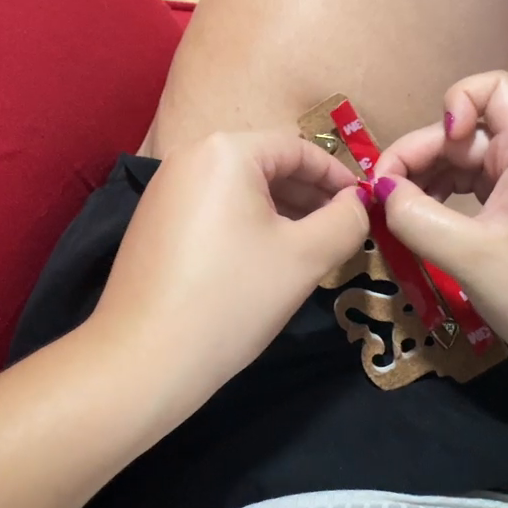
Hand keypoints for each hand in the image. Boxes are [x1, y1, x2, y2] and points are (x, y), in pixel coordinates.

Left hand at [88, 131, 369, 397]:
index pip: (297, 149)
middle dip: (309, 195)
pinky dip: (247, 223)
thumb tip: (359, 202)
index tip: (364, 206)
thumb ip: (345, 221)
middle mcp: (190, 156)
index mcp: (226, 151)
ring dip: (281, 211)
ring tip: (312, 249)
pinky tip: (265, 260)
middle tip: (343, 231)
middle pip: (266, 164)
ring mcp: (166, 187)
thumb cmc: (232, 298)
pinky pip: (214, 207)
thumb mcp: (303, 258)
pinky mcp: (154, 220)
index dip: (337, 176)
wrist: (143, 359)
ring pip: (240, 188)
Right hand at [372, 71, 507, 403]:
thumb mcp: (474, 260)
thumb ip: (418, 218)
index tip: (437, 147)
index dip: (456, 102)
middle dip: (420, 152)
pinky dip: (440, 196)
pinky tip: (418, 219)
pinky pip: (472, 186)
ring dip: (425, 175)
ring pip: (464, 158)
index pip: (494, 88)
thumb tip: (381, 191)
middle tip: (382, 193)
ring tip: (394, 209)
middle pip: (466, 128)